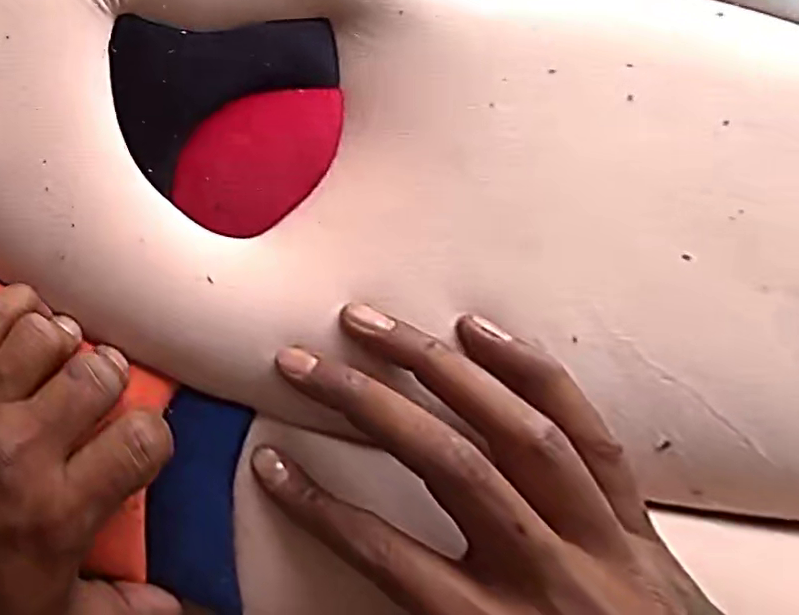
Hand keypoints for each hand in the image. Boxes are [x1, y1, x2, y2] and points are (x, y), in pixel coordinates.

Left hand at [0, 284, 178, 614]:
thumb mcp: (53, 611)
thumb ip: (122, 608)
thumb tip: (181, 603)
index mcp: (60, 508)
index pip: (138, 444)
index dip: (152, 428)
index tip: (141, 428)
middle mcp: (24, 445)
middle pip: (93, 376)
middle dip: (109, 370)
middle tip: (101, 375)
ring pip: (42, 336)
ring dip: (63, 335)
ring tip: (63, 346)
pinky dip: (18, 304)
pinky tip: (29, 314)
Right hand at [254, 304, 722, 614]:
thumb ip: (415, 604)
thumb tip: (324, 569)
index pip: (384, 554)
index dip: (314, 505)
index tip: (266, 462)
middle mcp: (560, 580)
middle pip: (450, 465)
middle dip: (361, 401)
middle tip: (299, 362)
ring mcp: (611, 548)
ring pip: (520, 433)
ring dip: (435, 365)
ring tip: (370, 322)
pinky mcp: (642, 528)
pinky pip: (592, 437)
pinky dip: (534, 375)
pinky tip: (478, 331)